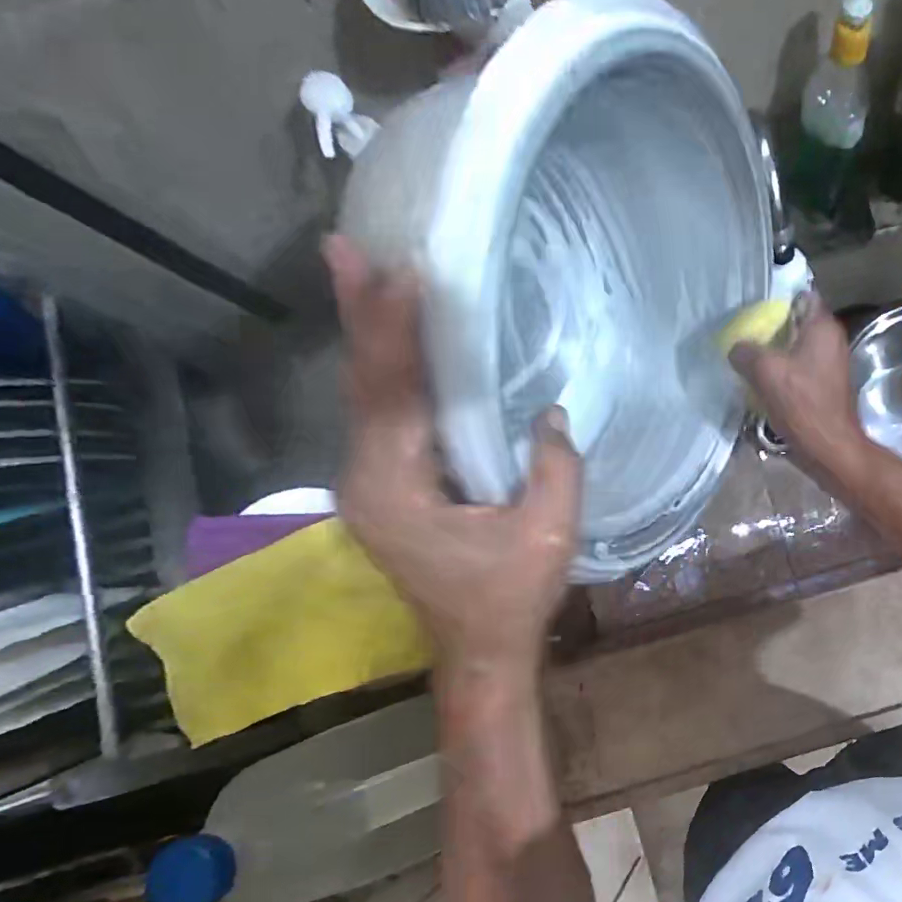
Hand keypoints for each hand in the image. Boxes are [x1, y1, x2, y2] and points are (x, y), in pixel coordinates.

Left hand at [325, 235, 581, 669]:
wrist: (481, 653)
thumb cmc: (512, 598)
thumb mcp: (548, 534)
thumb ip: (554, 468)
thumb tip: (550, 410)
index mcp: (398, 489)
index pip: (392, 395)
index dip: (395, 331)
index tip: (400, 271)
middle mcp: (367, 482)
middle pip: (362, 387)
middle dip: (361, 317)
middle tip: (346, 248)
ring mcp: (370, 488)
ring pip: (364, 400)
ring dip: (369, 341)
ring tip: (365, 280)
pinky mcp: (384, 492)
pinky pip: (380, 421)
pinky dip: (386, 376)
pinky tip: (394, 347)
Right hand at [729, 292, 871, 480]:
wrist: (829, 448)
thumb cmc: (802, 404)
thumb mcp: (765, 372)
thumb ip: (746, 352)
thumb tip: (736, 349)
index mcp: (823, 327)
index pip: (802, 296)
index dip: (777, 299)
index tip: (753, 309)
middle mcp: (831, 341)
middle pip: (796, 323)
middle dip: (770, 328)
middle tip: (743, 335)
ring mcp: (829, 365)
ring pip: (796, 349)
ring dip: (773, 353)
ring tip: (747, 359)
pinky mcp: (823, 387)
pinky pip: (798, 370)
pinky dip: (781, 373)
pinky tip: (761, 383)